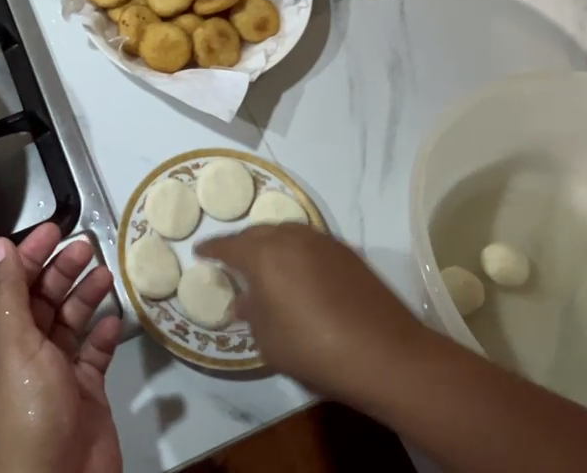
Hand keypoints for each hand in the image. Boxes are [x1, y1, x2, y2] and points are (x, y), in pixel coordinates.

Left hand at [0, 222, 123, 472]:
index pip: (12, 286)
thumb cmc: (29, 411)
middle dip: (62, 269)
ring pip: (70, 321)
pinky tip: (117, 316)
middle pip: (43, 299)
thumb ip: (9, 293)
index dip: (29, 255)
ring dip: (85, 294)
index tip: (53, 229)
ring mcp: (57, 373)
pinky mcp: (86, 391)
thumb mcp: (13, 345)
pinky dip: (105, 333)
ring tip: (106, 271)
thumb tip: (0, 245)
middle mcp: (27, 353)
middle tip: (87, 245)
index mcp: (2, 341)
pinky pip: (95, 353)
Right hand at [198, 223, 438, 403]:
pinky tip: (299, 273)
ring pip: (286, 233)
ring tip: (265, 265)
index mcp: (264, 255)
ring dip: (271, 245)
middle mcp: (291, 238)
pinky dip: (296, 252)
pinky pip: (309, 243)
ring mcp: (322, 241)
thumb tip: (244, 300)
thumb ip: (252, 313)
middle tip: (231, 260)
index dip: (212, 249)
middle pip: (257, 233)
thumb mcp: (269, 341)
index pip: (228, 246)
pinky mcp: (347, 253)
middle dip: (241, 245)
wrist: (386, 354)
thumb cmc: (315, 350)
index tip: (200, 252)